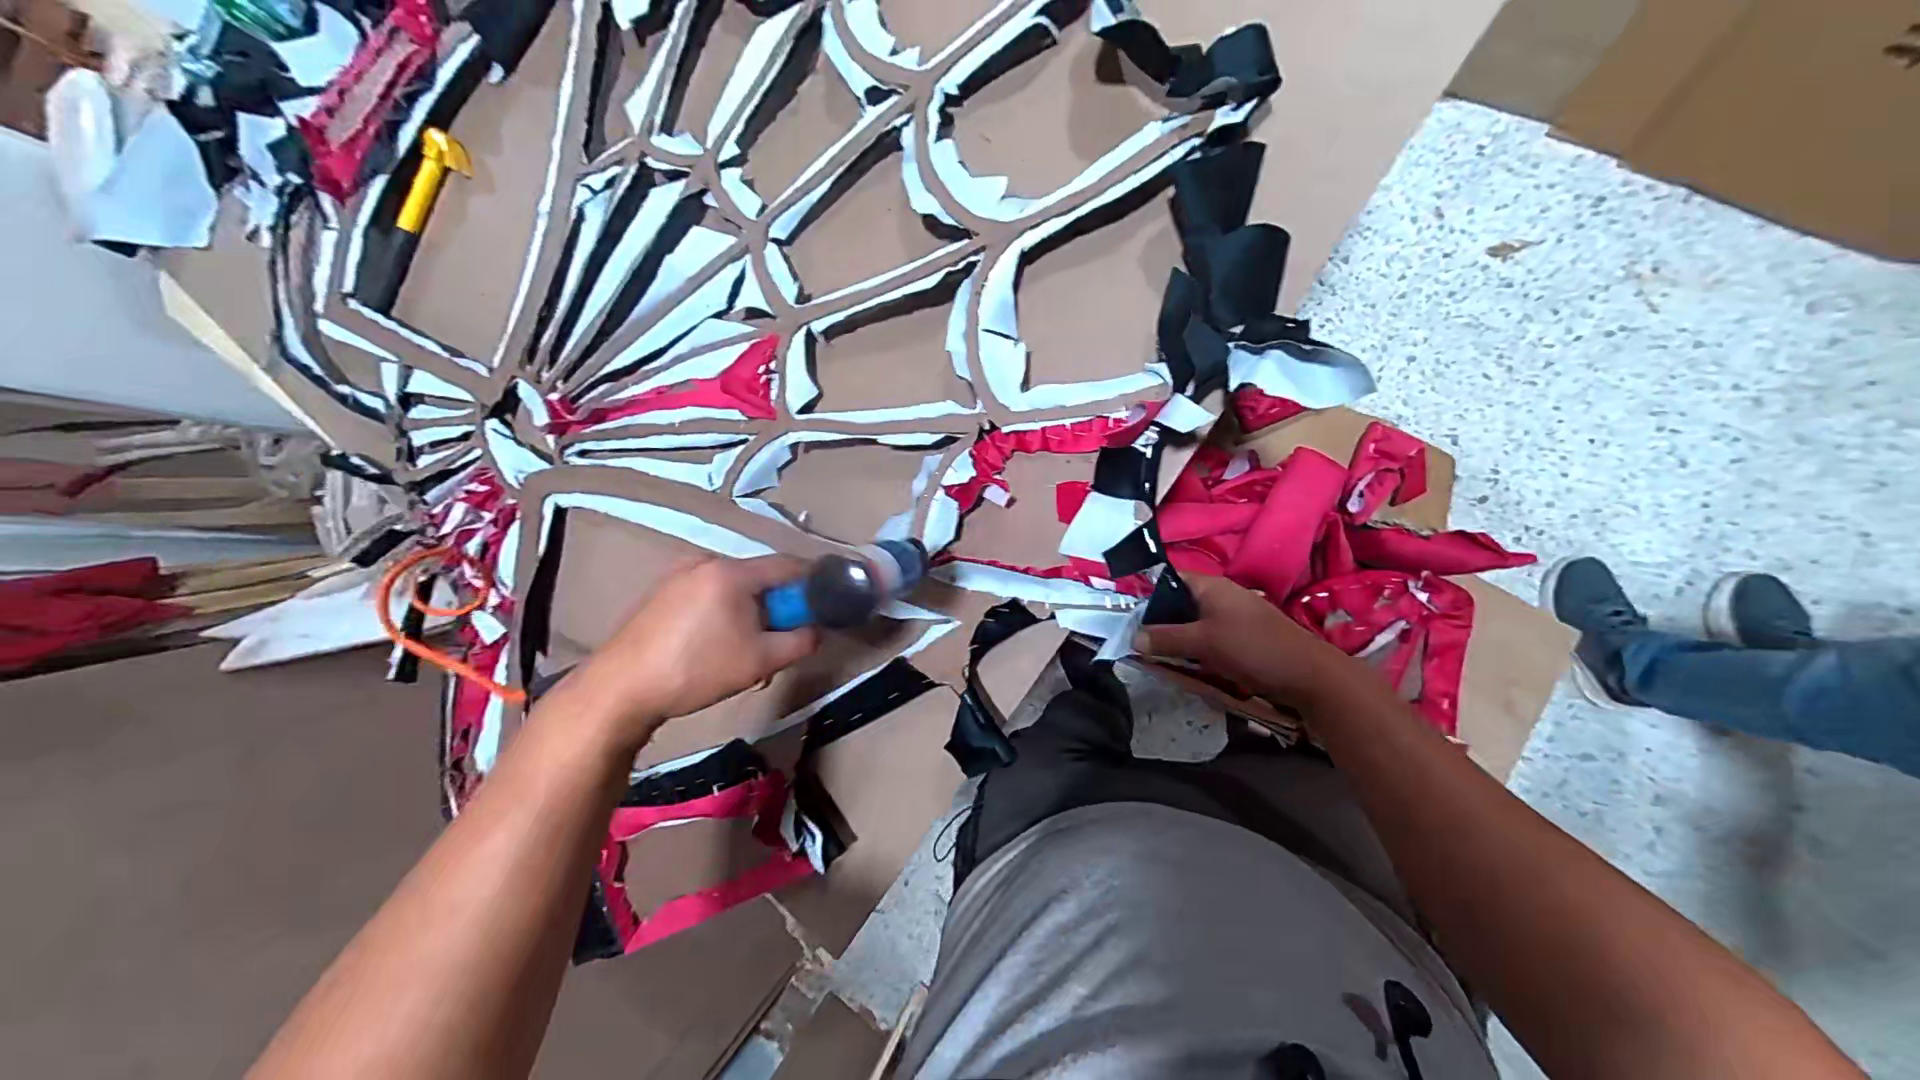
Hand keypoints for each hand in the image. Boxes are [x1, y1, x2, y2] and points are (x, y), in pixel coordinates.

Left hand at [559, 555, 819, 748]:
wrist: (619, 690)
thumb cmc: (695, 671)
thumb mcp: (761, 661)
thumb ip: (801, 641)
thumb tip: (817, 631)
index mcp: (731, 571)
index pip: (788, 565)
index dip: (812, 584)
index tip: (823, 607)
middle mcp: (703, 561)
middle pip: (758, 577)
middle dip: (777, 606)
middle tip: (780, 641)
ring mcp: (676, 575)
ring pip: (731, 587)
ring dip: (749, 612)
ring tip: (745, 651)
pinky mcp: (658, 592)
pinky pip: (706, 594)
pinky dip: (722, 613)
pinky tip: (713, 646)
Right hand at [1135, 574, 1356, 707]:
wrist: (1309, 675)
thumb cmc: (1253, 648)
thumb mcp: (1203, 643)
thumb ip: (1165, 638)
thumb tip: (1132, 638)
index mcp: (1210, 585)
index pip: (1167, 577)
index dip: (1144, 590)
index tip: (1123, 611)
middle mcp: (1220, 595)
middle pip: (1177, 601)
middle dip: (1156, 620)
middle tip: (1135, 639)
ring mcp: (1232, 616)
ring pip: (1191, 622)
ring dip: (1174, 637)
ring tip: (1154, 654)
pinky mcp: (1241, 637)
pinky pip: (1206, 637)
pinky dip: (1192, 648)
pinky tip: (1184, 663)